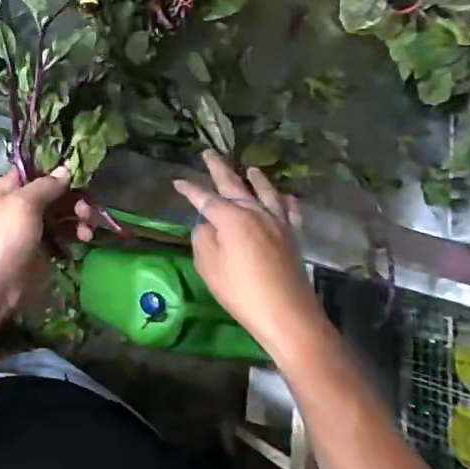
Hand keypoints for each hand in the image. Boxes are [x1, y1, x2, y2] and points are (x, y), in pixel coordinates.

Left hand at [0, 165, 70, 325]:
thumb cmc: (6, 237)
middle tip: (85, 208)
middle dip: (74, 196)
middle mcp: (23, 203)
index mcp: (10, 187)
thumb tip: (66, 169)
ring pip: (64, 212)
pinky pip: (66, 232)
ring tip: (87, 227)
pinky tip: (85, 238)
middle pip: (55, 191)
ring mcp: (35, 225)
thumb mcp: (23, 203)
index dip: (58, 168)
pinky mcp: (46, 246)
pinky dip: (77, 232)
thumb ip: (46, 185)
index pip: (37, 169)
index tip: (81, 171)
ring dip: (79, 215)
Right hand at [166, 152, 327, 354]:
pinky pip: (289, 210)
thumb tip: (208, 225)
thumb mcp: (208, 266)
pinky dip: (285, 199)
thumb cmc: (240, 291)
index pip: (204, 198)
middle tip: (209, 154)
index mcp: (230, 218)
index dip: (189, 189)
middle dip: (218, 168)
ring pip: (265, 191)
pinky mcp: (292, 235)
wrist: (287, 314)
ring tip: (250, 168)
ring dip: (255, 178)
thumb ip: (203, 239)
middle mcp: (254, 212)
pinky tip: (284, 195)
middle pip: (234, 184)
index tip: (177, 182)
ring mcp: (277, 222)